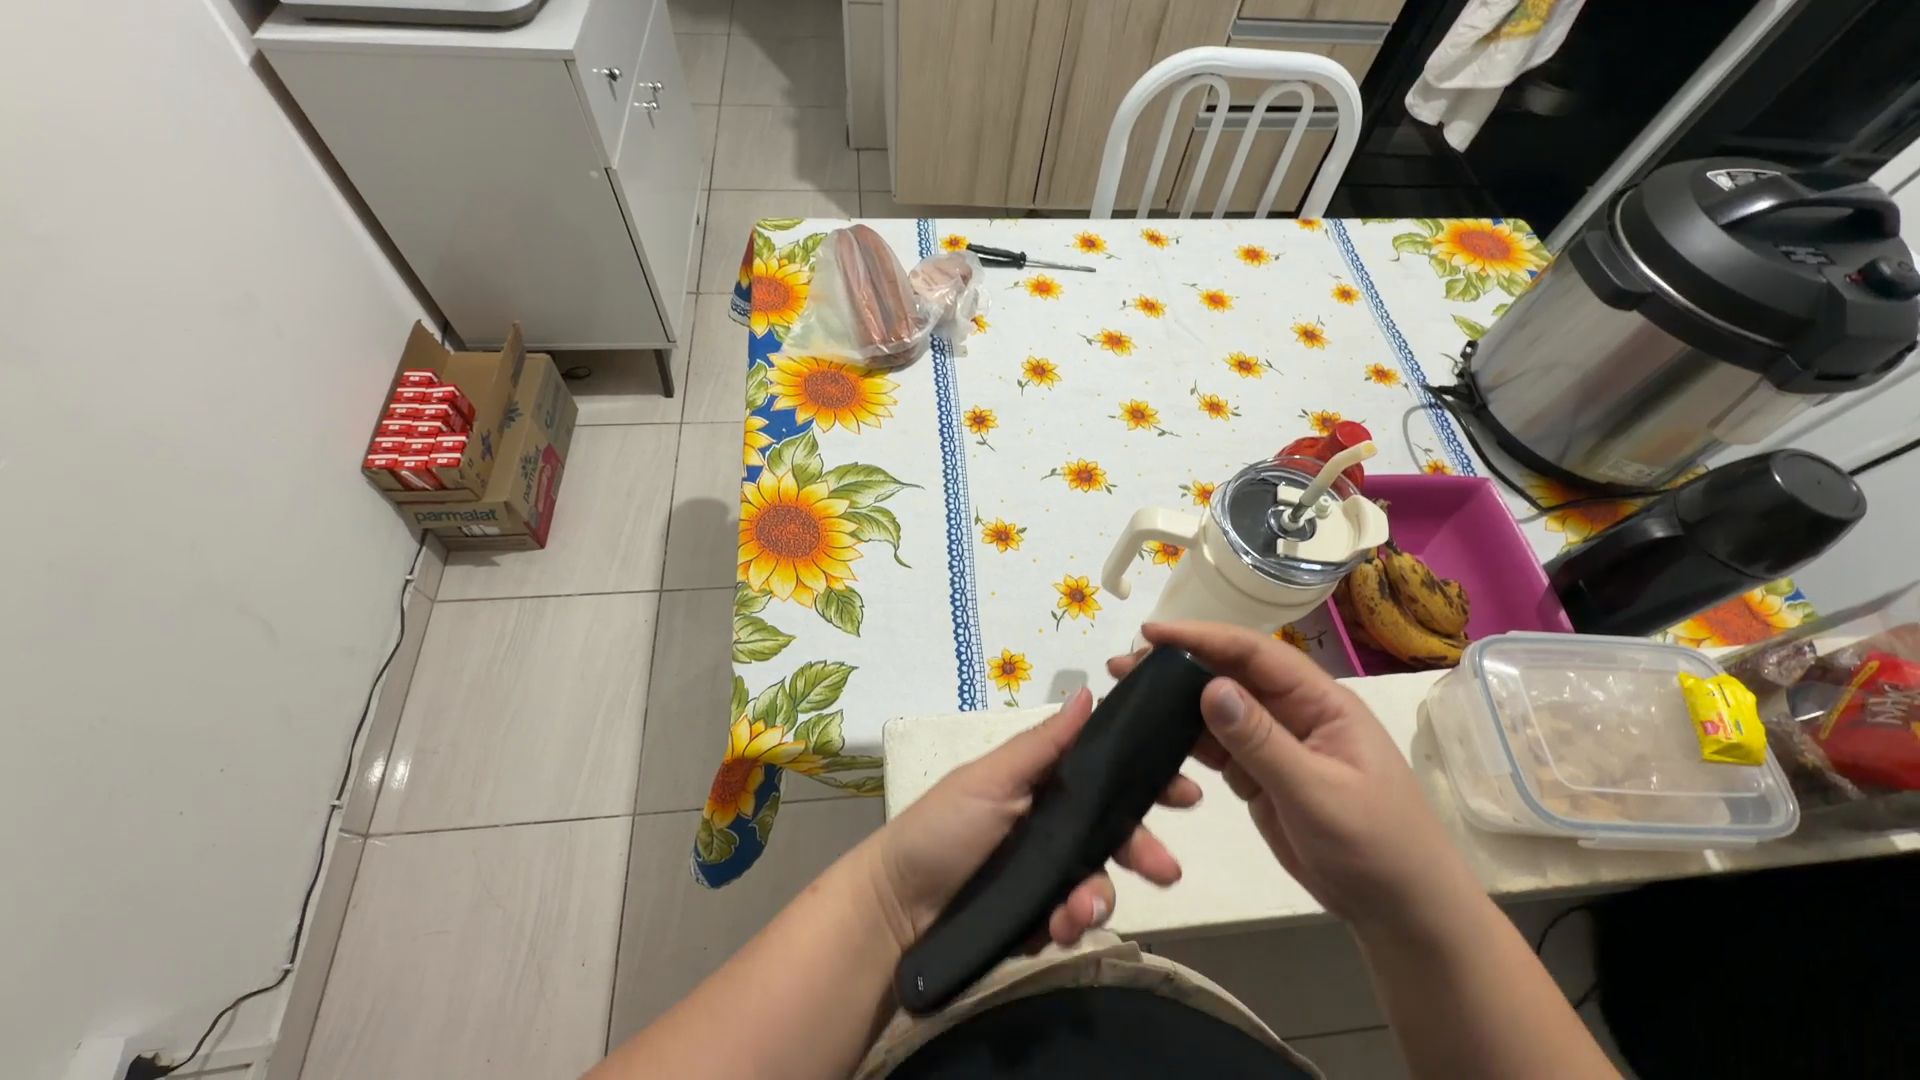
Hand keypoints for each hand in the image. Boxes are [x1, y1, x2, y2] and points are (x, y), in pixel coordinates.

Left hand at [856, 687, 1198, 952]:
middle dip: (1144, 850)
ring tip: (1080, 910)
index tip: (1185, 793)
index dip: (1146, 782)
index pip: (1105, 777)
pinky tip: (1060, 927)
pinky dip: (1072, 923)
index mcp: (1042, 785)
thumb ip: (1042, 745)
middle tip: (1165, 869)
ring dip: (1099, 896)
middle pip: (1114, 834)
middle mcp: (1051, 826)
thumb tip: (1090, 692)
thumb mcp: (989, 780)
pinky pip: (1072, 918)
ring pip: (1098, 882)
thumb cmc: (940, 829)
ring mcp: (1046, 875)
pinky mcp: (1038, 916)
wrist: (896, 910)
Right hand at [1109, 622, 1480, 934]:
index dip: (1203, 637)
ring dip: (1174, 704)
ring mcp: (1275, 745)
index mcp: (1319, 702)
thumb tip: (1210, 687)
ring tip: (1127, 698)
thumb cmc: (1376, 845)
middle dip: (1178, 666)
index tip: (1152, 635)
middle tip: (1122, 668)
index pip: (1254, 654)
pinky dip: (1185, 742)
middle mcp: (1294, 714)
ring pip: (1217, 711)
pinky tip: (1153, 738)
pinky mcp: (1260, 777)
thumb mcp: (1318, 792)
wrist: (1401, 912)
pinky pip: (1217, 749)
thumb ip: (1262, 741)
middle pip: (1229, 676)